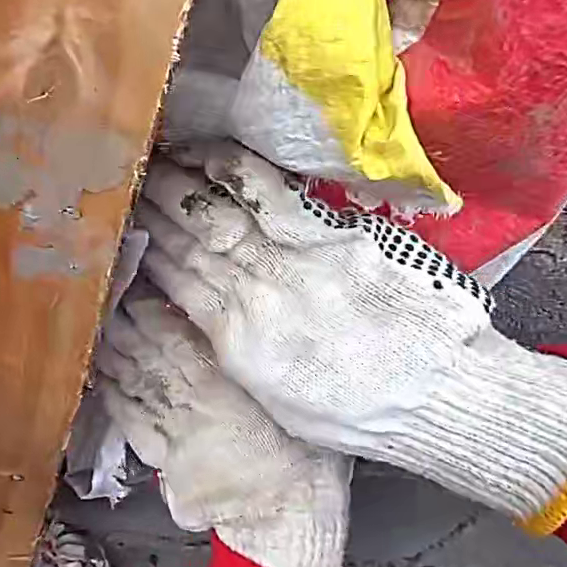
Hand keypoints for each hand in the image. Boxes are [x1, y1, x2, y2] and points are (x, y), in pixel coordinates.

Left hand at [94, 289, 352, 566]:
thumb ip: (247, 360)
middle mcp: (187, 401)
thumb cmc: (299, 452)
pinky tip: (100, 375)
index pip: (173, 336)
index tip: (139, 285)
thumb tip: (216, 324)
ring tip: (99, 324)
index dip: (151, 310)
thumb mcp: (284, 396)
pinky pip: (127, 418)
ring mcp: (168, 431)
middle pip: (145, 354)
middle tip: (110, 293)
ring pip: (132, 381)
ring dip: (113, 352)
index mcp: (218, 382)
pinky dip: (111, 394)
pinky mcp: (159, 458)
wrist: (282, 516)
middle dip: (125, 322)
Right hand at [134, 142, 566, 531]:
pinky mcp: (327, 238)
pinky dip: (234, 171)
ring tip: (156, 161)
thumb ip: (238, 354)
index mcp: (236, 342)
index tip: (132, 226)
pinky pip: (269, 196)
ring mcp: (287, 262)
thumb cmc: (361, 413)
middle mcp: (250, 296)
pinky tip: (208, 152)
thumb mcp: (280, 403)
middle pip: (189, 244)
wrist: (436, 396)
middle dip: (155, 209)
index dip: (149, 251)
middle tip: (130, 181)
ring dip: (181, 186)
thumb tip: (208, 317)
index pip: (177, 284)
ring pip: (216, 217)